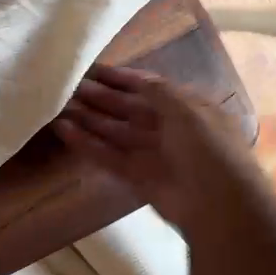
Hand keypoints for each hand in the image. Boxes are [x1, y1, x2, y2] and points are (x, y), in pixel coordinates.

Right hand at [53, 64, 275, 239]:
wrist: (219, 206)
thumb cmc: (210, 151)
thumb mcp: (189, 113)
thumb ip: (158, 92)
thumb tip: (135, 77)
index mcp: (190, 112)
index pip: (151, 89)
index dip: (123, 78)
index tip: (92, 69)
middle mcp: (169, 130)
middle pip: (128, 109)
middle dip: (100, 96)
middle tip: (67, 85)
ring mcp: (151, 153)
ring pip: (113, 131)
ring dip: (87, 118)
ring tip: (57, 105)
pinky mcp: (134, 174)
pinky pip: (106, 154)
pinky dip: (85, 142)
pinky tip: (62, 130)